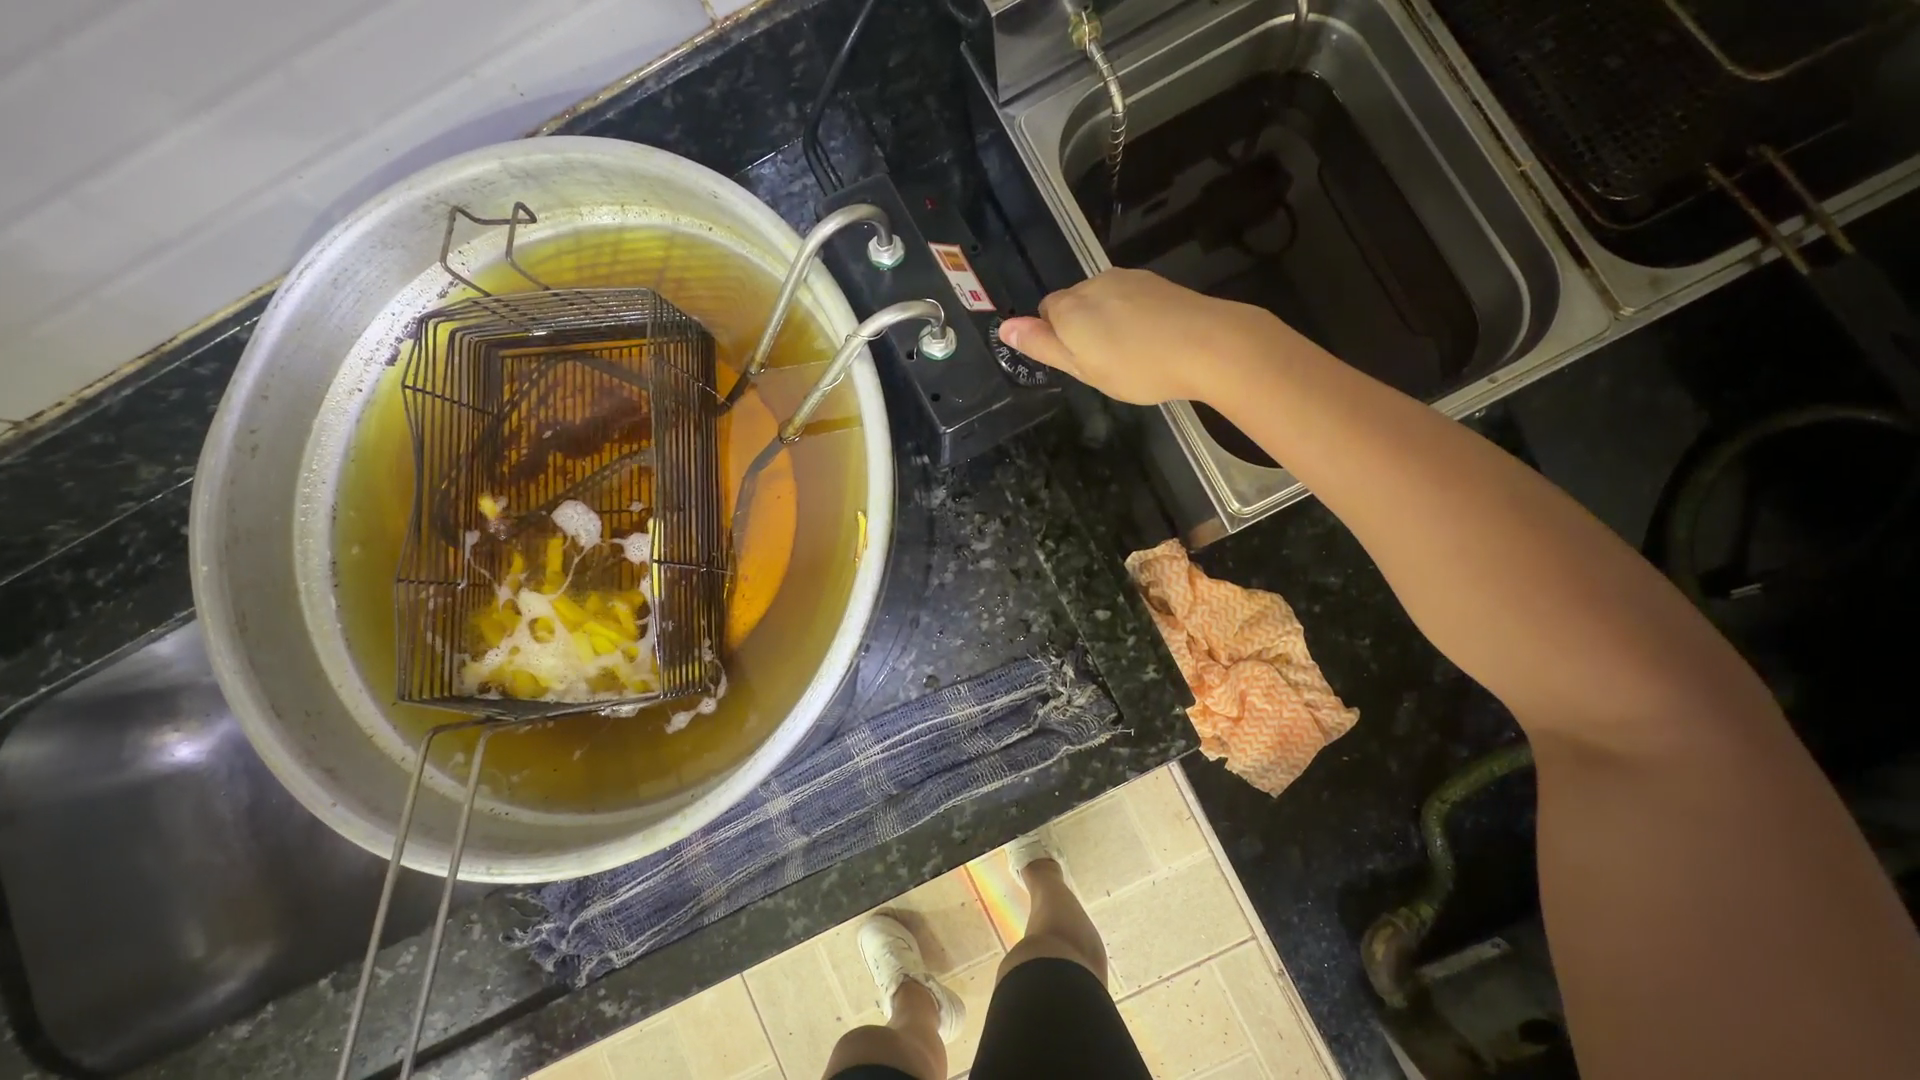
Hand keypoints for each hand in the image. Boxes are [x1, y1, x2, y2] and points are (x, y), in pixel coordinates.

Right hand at [996, 268, 1290, 405]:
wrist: (1207, 344)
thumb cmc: (1138, 367)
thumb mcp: (1083, 368)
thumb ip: (1043, 345)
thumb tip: (1004, 327)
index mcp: (1069, 307)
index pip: (1045, 312)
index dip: (1057, 338)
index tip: (1080, 363)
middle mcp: (1093, 284)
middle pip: (1074, 303)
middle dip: (1082, 327)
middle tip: (1106, 363)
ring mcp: (1127, 279)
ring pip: (1103, 299)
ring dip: (1108, 320)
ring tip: (1133, 353)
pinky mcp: (1155, 282)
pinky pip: (1130, 298)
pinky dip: (1133, 316)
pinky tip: (1153, 338)